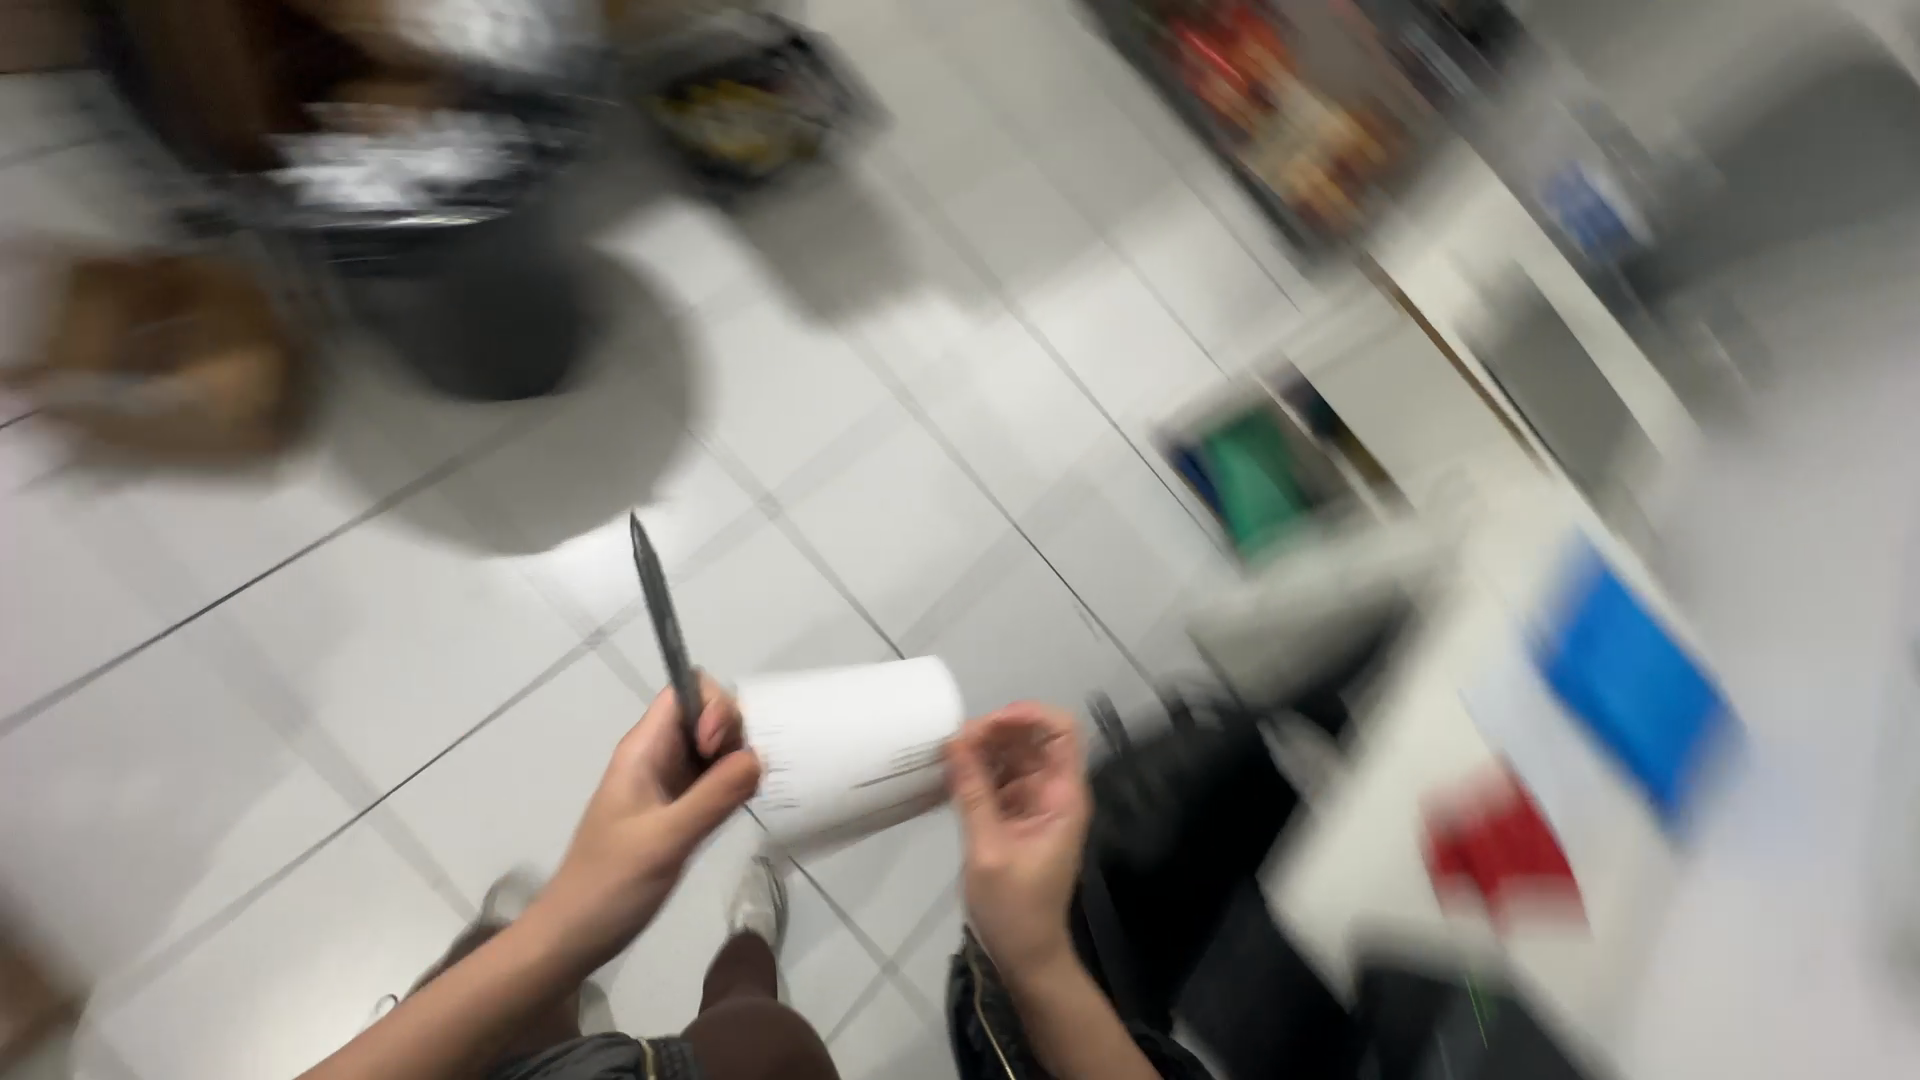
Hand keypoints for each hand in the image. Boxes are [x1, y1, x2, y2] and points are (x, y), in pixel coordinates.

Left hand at [534, 673, 760, 969]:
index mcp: (644, 749)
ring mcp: (671, 781)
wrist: (572, 937)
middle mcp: (659, 755)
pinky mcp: (681, 806)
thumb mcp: (664, 840)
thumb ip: (714, 796)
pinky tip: (738, 807)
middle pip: (709, 712)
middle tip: (736, 778)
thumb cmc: (609, 885)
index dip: (712, 707)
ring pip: (718, 744)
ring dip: (738, 759)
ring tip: (739, 798)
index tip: (716, 749)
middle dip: (733, 733)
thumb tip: (759, 756)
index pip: (687, 690)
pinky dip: (735, 782)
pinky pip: (717, 775)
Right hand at [946, 703, 1090, 978]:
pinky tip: (951, 773)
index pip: (1061, 731)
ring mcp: (1034, 800)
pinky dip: (977, 769)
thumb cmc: (1016, 908)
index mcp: (1063, 795)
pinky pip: (998, 776)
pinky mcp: (1014, 813)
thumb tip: (955, 743)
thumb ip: (973, 793)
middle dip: (995, 731)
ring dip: (982, 748)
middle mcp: (1053, 790)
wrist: (1025, 954)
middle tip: (955, 743)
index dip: (1029, 716)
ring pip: (1012, 754)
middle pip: (1031, 738)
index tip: (989, 724)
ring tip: (948, 755)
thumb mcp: (989, 850)